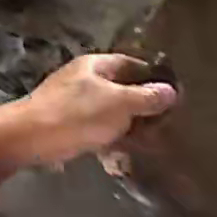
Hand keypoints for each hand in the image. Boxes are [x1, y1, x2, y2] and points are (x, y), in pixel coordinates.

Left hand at [8, 54, 177, 167]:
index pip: (130, 63)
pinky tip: (130, 154)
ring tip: (156, 143)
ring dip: (134, 127)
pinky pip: (104, 128)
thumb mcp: (120, 102)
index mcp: (94, 65)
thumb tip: (170, 89)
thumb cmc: (80, 112)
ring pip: (116, 111)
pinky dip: (117, 139)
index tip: (179, 94)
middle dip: (146, 107)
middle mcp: (85, 79)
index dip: (153, 76)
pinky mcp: (75, 122)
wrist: (37, 134)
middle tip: (171, 125)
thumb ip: (146, 96)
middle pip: (124, 89)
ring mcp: (78, 100)